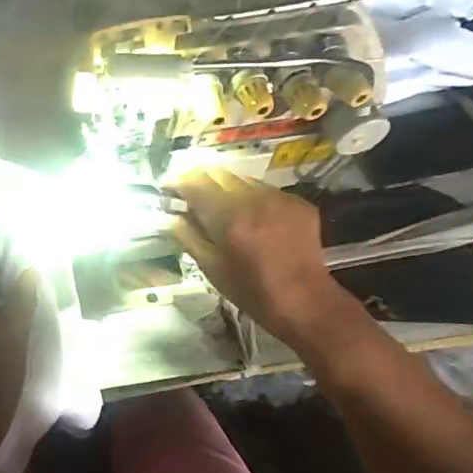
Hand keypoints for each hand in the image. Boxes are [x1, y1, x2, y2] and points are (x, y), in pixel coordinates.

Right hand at [168, 169, 345, 341]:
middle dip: (201, 182)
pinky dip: (252, 198)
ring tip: (223, 208)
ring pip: (243, 179)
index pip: (195, 182)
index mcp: (228, 216)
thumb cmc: (250, 289)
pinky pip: (266, 190)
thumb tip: (170, 216)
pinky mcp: (298, 202)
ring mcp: (279, 198)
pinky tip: (252, 218)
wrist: (303, 300)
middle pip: (219, 173)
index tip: (168, 189)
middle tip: (192, 197)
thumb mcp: (210, 267)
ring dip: (227, 188)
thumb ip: (187, 236)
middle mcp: (254, 199)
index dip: (177, 182)